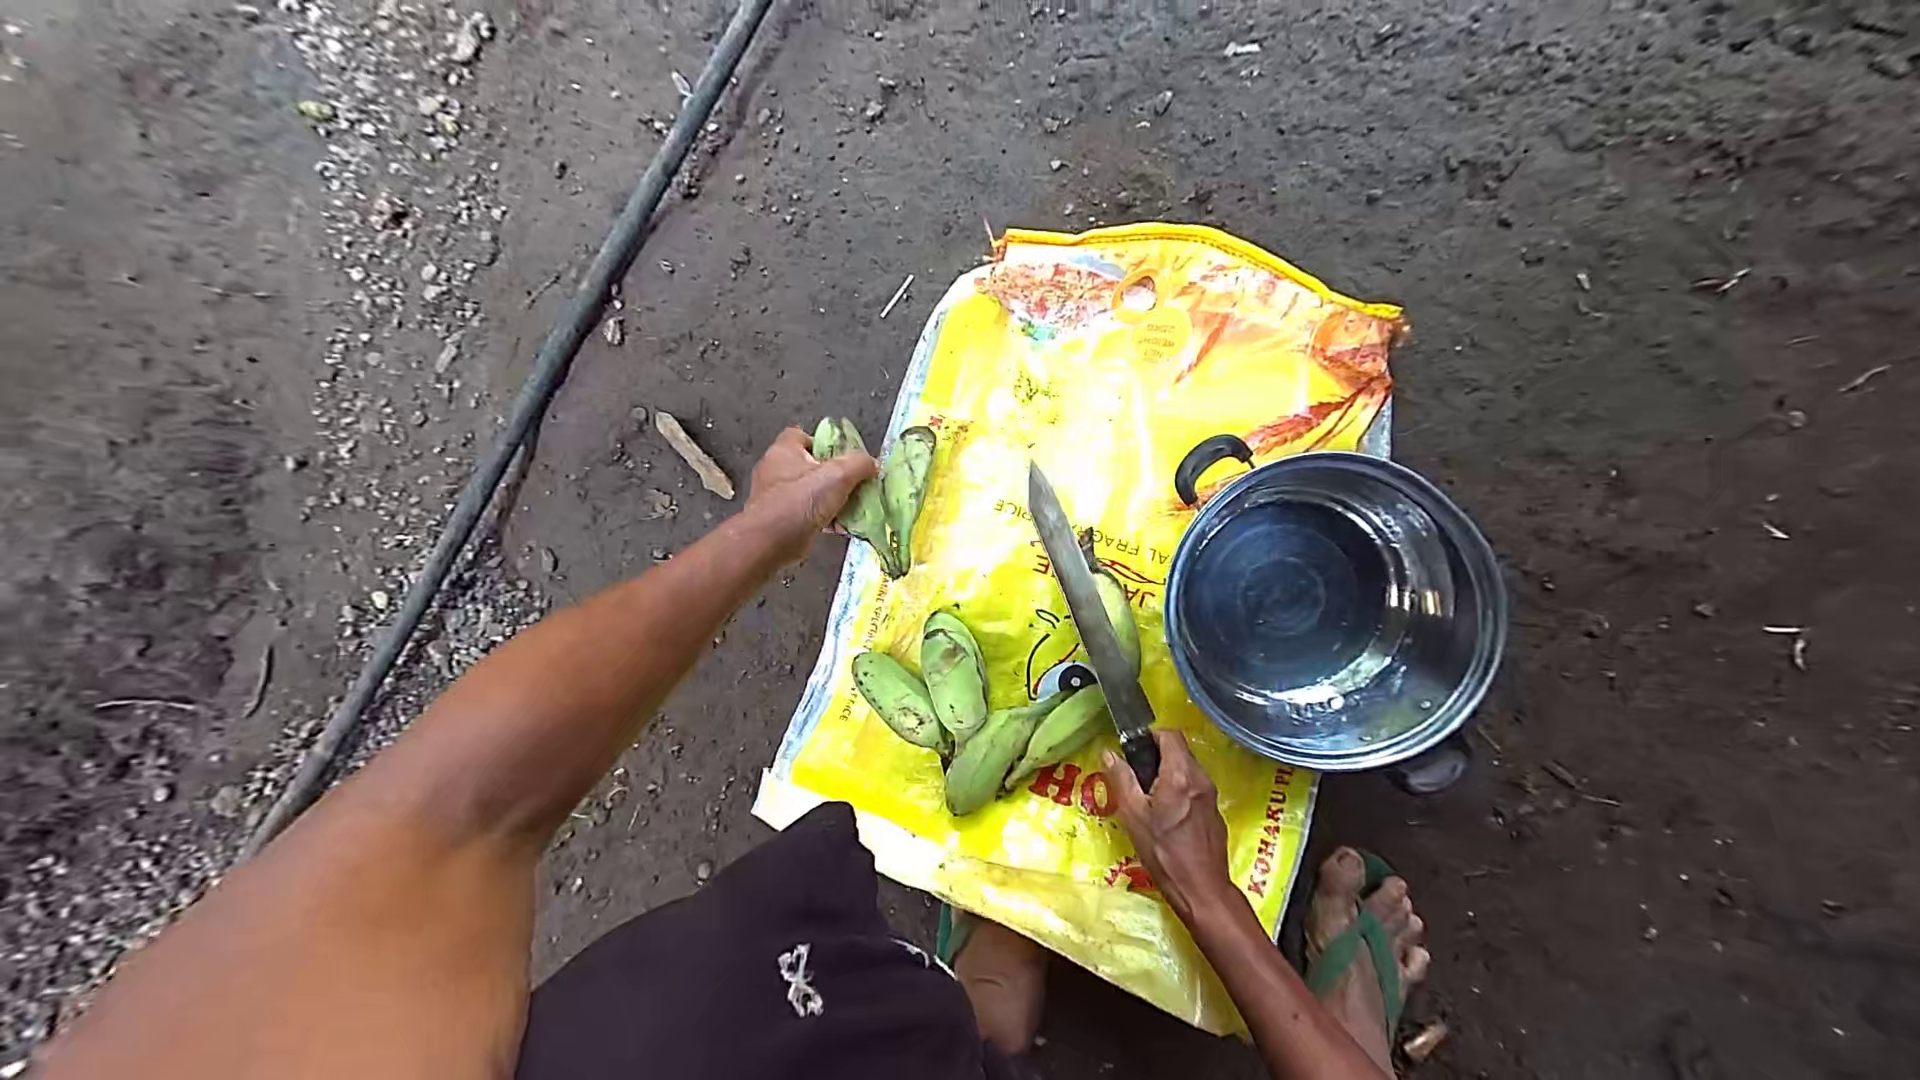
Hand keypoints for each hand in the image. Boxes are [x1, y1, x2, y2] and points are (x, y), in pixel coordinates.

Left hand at [740, 426, 877, 564]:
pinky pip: (807, 513)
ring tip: (852, 508)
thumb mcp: (838, 475)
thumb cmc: (800, 502)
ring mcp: (776, 496)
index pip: (802, 435)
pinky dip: (824, 518)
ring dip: (832, 500)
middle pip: (811, 466)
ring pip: (810, 492)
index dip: (823, 443)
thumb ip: (859, 464)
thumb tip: (872, 463)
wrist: (770, 543)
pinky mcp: (780, 520)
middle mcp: (776, 470)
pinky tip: (842, 526)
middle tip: (852, 485)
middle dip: (833, 476)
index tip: (842, 457)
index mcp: (784, 451)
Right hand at [1105, 729, 1237, 924]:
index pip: (1170, 734)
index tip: (1135, 749)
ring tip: (1147, 794)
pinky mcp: (1214, 810)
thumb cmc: (1163, 852)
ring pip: (1188, 767)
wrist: (1201, 890)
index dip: (1151, 735)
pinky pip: (1195, 786)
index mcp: (1180, 775)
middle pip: (1179, 749)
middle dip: (1157, 754)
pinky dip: (1179, 788)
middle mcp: (1200, 779)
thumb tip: (1108, 753)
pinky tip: (1166, 812)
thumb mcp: (1133, 814)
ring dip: (1168, 771)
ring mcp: (1211, 795)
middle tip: (1136, 773)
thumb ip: (1121, 778)